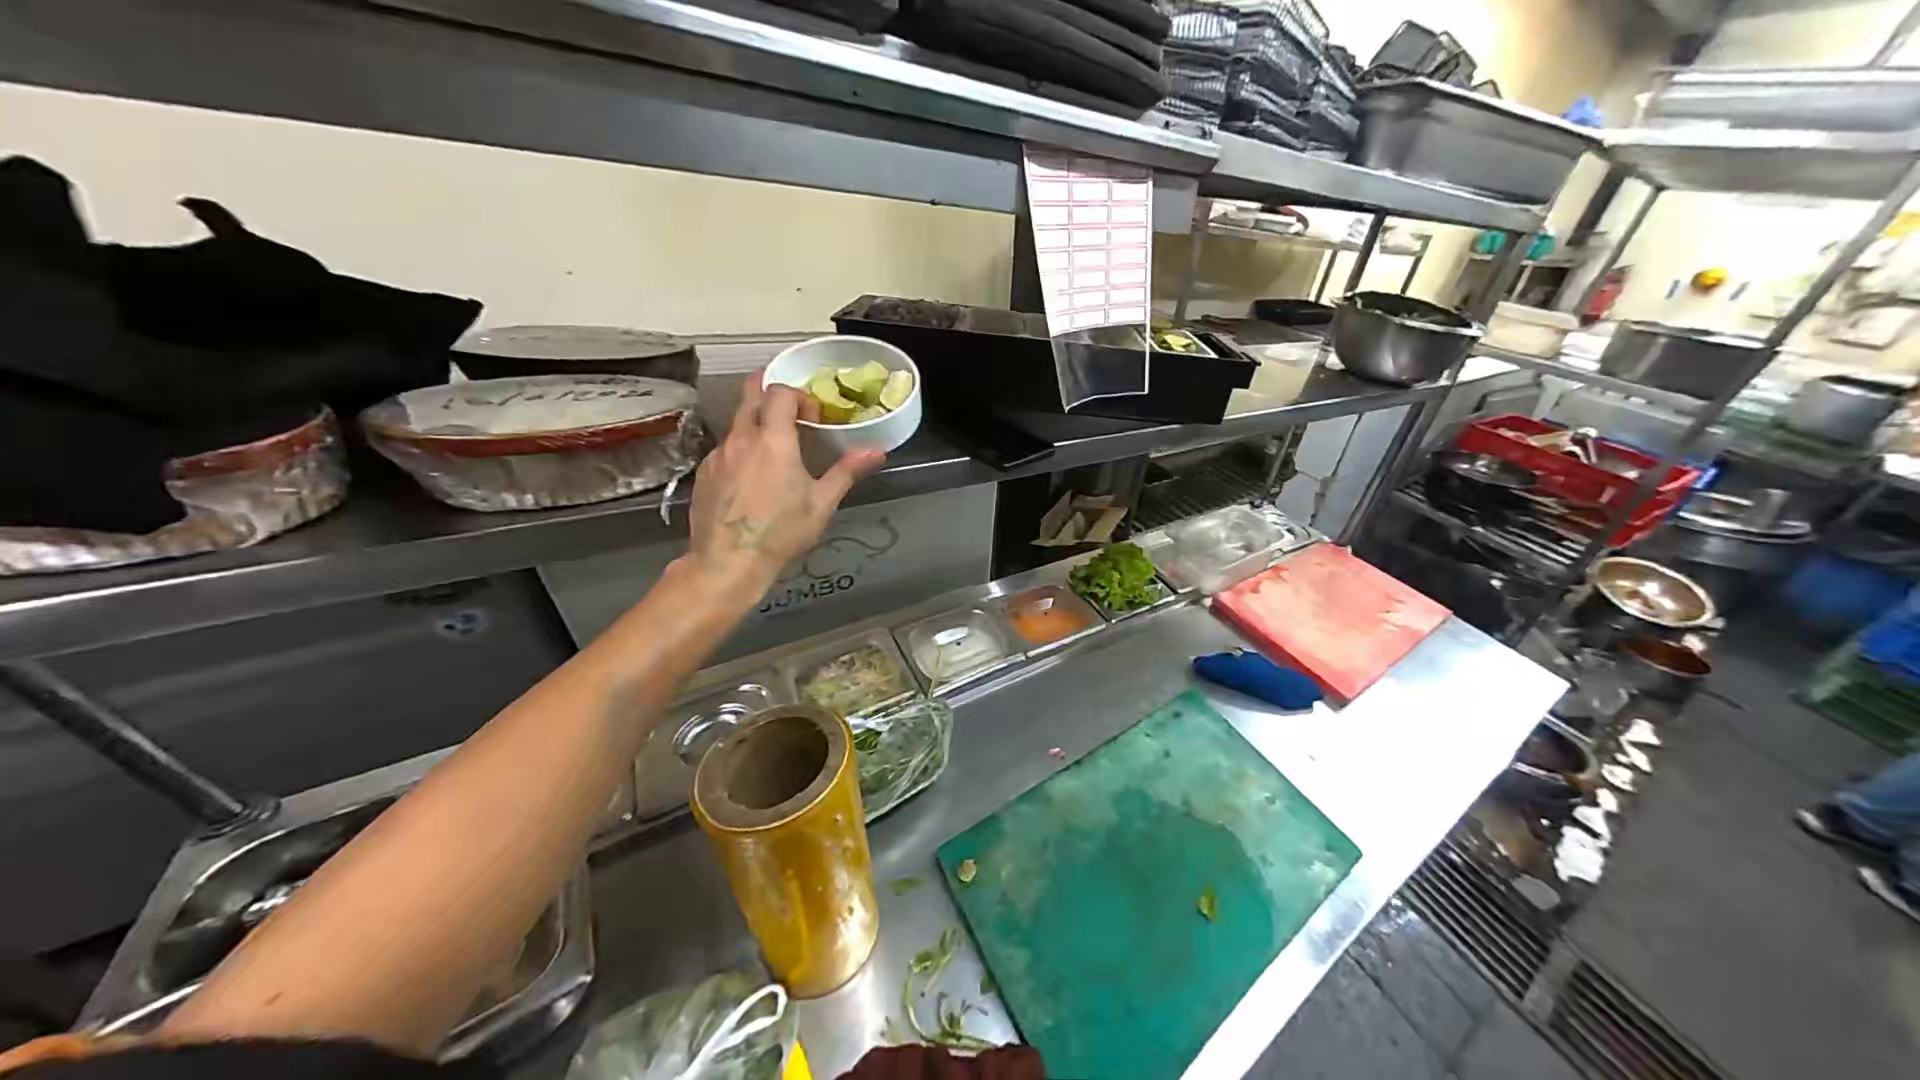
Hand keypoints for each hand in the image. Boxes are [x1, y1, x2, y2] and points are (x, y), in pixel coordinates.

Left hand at [684, 372, 884, 592]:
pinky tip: (749, 482)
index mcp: (773, 439)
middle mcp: (741, 438)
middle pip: (749, 395)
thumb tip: (877, 452)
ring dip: (754, 427)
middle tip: (788, 414)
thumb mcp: (821, 503)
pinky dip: (738, 453)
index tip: (811, 419)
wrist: (728, 563)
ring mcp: (717, 455)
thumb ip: (847, 471)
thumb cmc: (780, 533)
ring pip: (735, 425)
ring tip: (771, 455)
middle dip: (769, 394)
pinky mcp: (702, 474)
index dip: (797, 396)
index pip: (779, 391)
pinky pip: (723, 451)